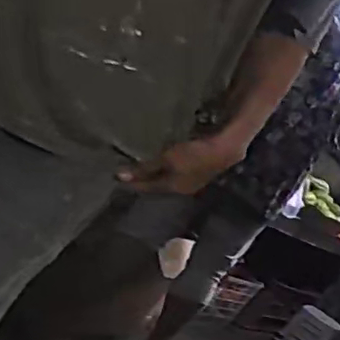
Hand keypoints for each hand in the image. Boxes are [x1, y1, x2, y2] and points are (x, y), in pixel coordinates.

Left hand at [117, 136, 241, 194]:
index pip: (148, 188)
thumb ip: (145, 169)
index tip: (116, 176)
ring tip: (143, 169)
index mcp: (174, 188)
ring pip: (168, 181)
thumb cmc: (193, 155)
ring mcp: (193, 182)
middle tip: (128, 173)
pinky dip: (167, 171)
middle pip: (159, 186)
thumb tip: (120, 177)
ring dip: (156, 175)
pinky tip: (164, 165)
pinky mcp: (199, 174)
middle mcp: (183, 189)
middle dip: (144, 181)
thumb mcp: (166, 160)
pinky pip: (177, 175)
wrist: (223, 150)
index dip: (132, 182)